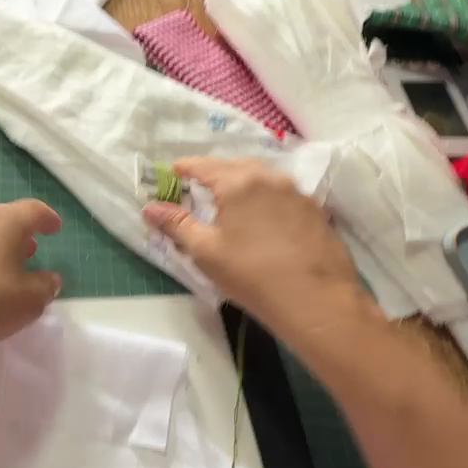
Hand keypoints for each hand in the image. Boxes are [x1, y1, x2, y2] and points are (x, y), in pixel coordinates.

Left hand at [0, 200, 63, 361]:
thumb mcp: (30, 301)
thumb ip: (46, 286)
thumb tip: (50, 278)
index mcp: (4, 222)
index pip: (33, 210)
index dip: (47, 218)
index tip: (55, 227)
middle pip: (4, 217)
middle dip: (20, 232)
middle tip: (30, 250)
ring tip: (3, 264)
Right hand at [143, 158, 377, 363]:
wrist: (317, 302)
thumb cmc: (252, 275)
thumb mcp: (205, 251)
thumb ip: (176, 224)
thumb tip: (150, 207)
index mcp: (237, 182)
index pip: (202, 165)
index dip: (183, 168)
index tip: (172, 174)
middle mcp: (269, 177)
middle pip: (234, 165)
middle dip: (214, 174)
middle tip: (198, 190)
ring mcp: (297, 192)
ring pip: (262, 177)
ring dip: (242, 183)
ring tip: (231, 203)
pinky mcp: (315, 210)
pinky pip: (282, 193)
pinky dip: (266, 198)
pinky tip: (263, 220)